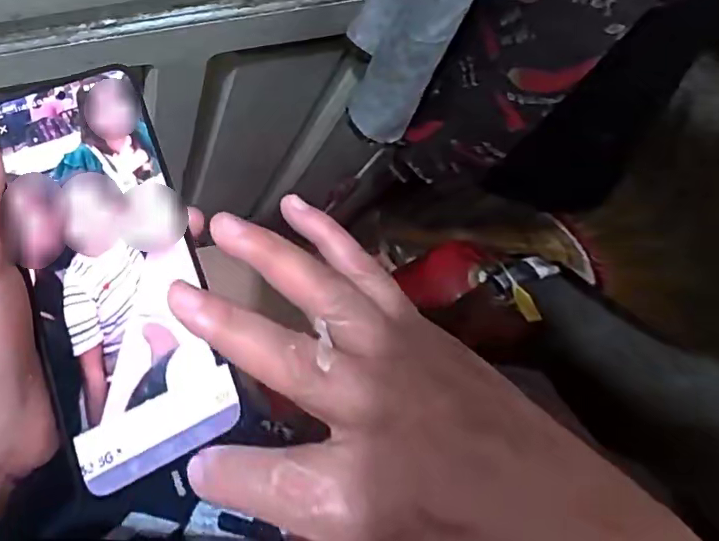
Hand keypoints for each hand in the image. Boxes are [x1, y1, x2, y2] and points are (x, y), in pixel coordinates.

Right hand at [166, 195, 694, 540]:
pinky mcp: (408, 320)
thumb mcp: (361, 527)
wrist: (543, 495)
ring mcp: (389, 346)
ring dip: (268, 253)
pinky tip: (300, 209)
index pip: (268, 477)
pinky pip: (361, 267)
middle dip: (224, 324)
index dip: (228, 468)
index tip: (191, 457)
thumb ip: (282, 498)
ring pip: (319, 289)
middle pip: (281, 354)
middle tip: (175, 291)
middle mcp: (366, 396)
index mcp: (356, 472)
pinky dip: (328, 235)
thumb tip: (208, 469)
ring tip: (225, 222)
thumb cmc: (446, 514)